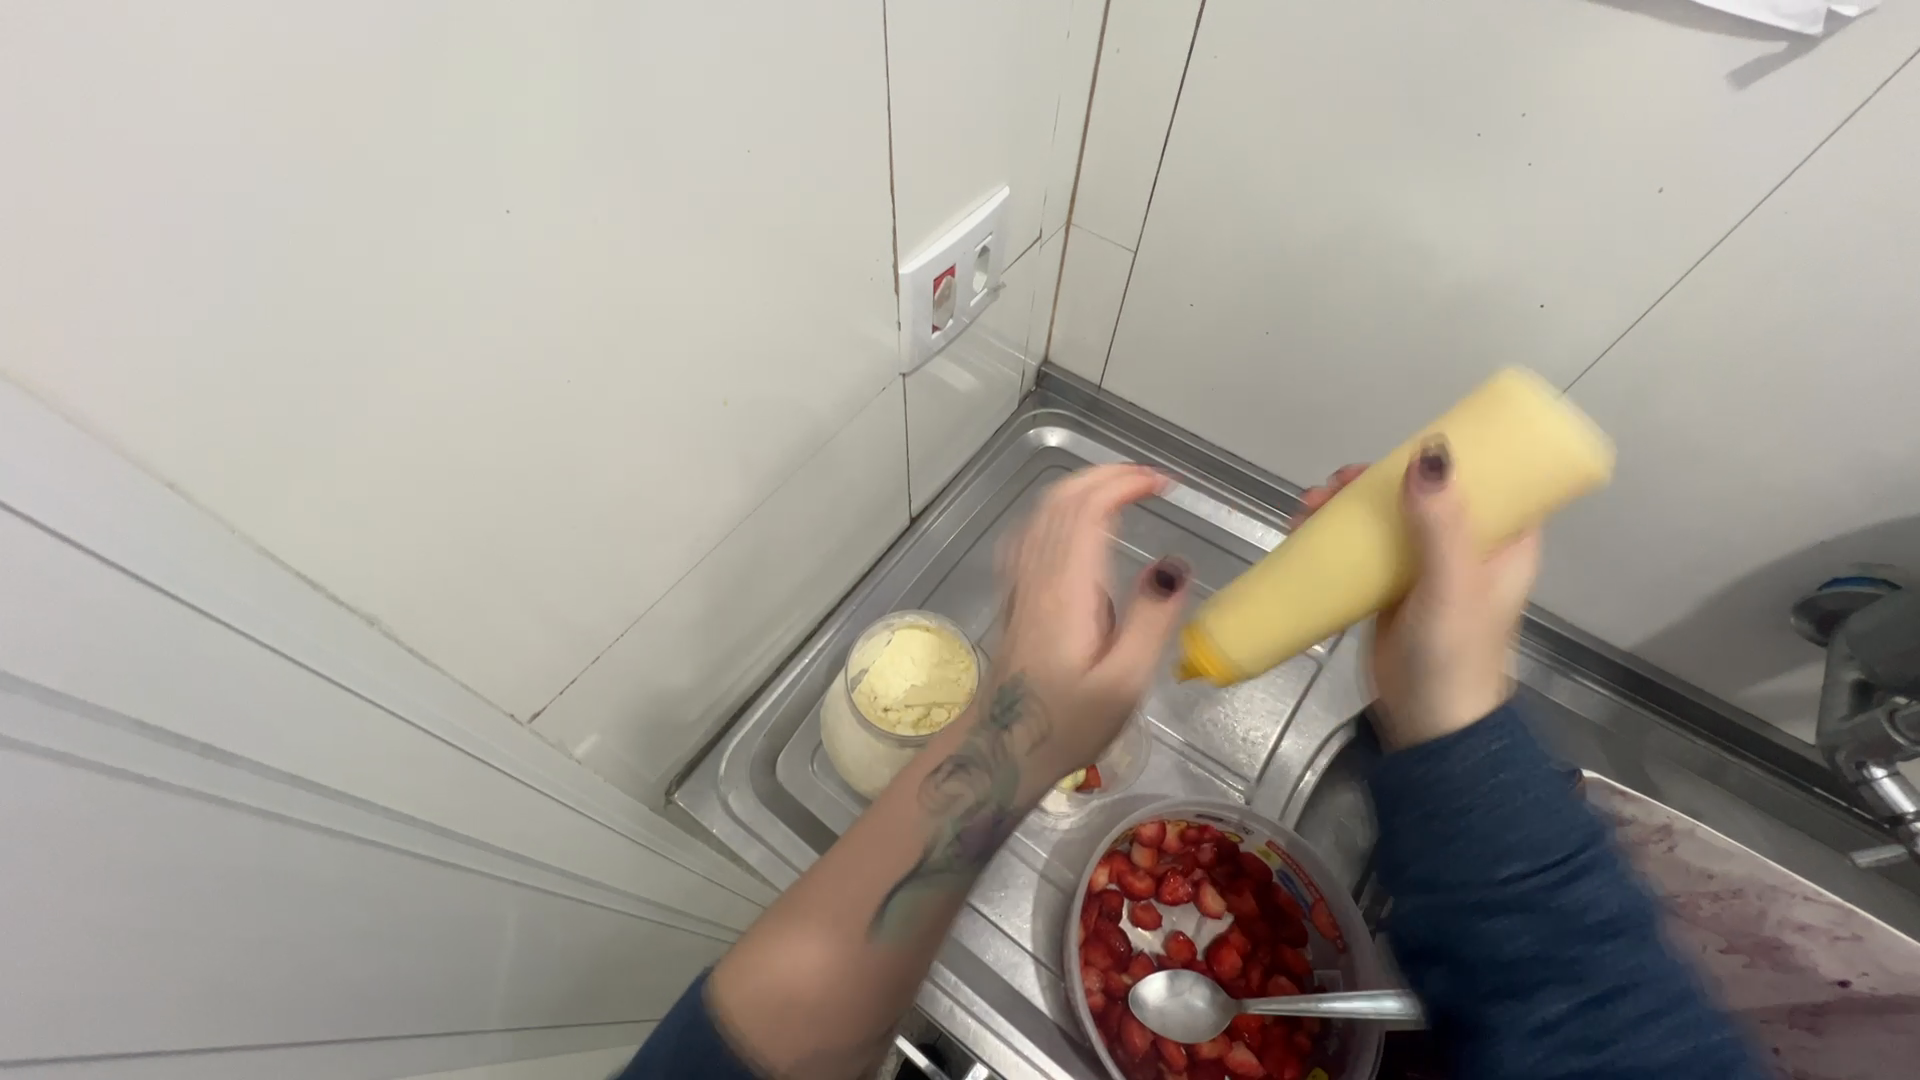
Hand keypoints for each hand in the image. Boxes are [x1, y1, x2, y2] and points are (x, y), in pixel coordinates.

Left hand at [994, 464, 1190, 781]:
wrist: (1003, 746)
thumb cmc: (1068, 721)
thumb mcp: (1124, 682)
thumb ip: (1151, 619)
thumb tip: (1173, 564)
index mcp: (1066, 589)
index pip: (1087, 510)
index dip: (1122, 484)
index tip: (1162, 484)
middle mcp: (1037, 575)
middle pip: (1061, 500)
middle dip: (1105, 476)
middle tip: (1148, 480)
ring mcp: (1019, 583)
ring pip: (1042, 513)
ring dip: (1081, 489)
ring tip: (1122, 490)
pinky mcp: (1014, 596)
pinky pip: (1030, 534)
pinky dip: (1056, 512)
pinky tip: (1071, 522)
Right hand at [1297, 438, 1538, 749]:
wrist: (1425, 718)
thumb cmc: (1452, 653)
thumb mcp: (1451, 585)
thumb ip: (1441, 524)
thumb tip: (1427, 453)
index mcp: (1502, 541)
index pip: (1490, 479)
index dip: (1451, 455)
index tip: (1406, 445)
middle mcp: (1464, 547)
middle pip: (1421, 493)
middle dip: (1376, 480)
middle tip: (1337, 483)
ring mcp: (1423, 567)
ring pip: (1384, 518)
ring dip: (1345, 505)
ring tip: (1307, 507)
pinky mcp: (1387, 587)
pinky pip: (1360, 548)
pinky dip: (1333, 534)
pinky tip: (1303, 529)